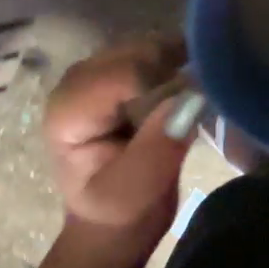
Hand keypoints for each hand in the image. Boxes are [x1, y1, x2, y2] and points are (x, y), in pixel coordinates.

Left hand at [44, 38, 194, 261]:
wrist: (111, 221)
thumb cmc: (119, 213)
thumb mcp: (135, 194)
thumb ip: (156, 148)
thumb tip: (186, 99)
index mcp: (68, 108)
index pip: (124, 74)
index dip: (163, 86)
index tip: (191, 109)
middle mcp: (77, 78)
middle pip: (137, 53)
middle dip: (172, 71)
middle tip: (199, 103)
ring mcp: (97, 69)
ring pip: (149, 46)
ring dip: (178, 65)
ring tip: (196, 98)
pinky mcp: (118, 68)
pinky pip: (154, 50)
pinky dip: (176, 62)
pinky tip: (190, 88)